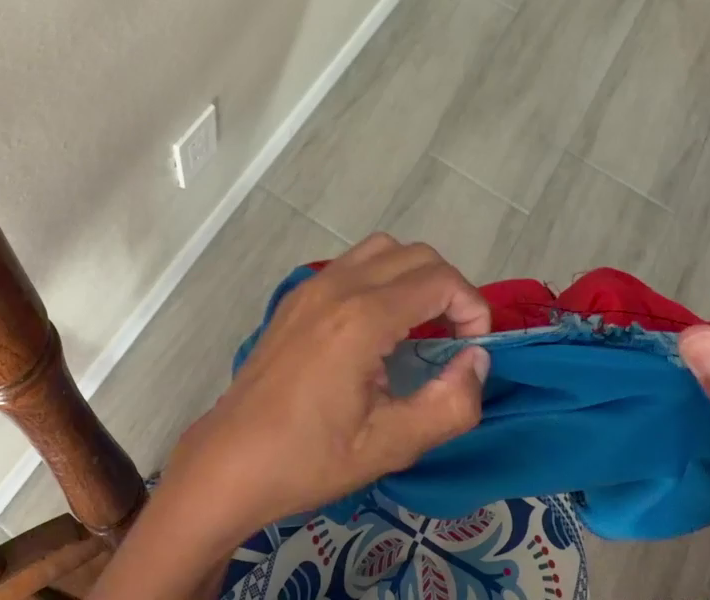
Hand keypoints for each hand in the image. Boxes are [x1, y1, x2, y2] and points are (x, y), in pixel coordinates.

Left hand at [164, 233, 492, 536]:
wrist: (231, 460)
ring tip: (420, 330)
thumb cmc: (310, 458)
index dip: (473, 308)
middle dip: (448, 289)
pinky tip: (377, 332)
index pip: (439, 280)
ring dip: (413, 277)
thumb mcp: (392, 445)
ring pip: (381, 250)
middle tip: (455, 341)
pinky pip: (351, 265)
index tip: (474, 351)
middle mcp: (337, 286)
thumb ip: (450, 403)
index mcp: (362, 318)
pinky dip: (380, 279)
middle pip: (415, 254)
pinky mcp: (295, 298)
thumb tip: (477, 361)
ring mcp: (311, 287)